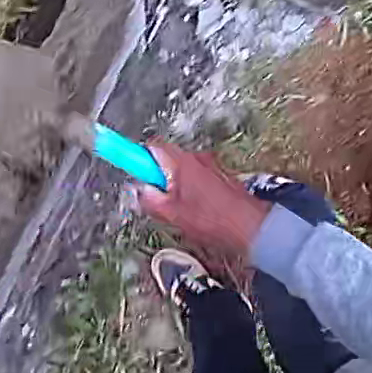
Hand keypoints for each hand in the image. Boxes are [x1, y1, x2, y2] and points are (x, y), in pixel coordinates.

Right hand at [135, 143, 269, 255]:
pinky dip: (193, 190)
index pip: (152, 146)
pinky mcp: (222, 176)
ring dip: (177, 185)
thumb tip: (139, 191)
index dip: (136, 154)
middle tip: (159, 199)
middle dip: (158, 176)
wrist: (249, 226)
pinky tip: (198, 211)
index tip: (122, 156)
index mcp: (181, 162)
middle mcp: (198, 158)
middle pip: (167, 158)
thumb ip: (149, 199)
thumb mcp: (171, 214)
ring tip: (182, 210)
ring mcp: (212, 165)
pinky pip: (198, 177)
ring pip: (184, 170)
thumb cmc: (213, 220)